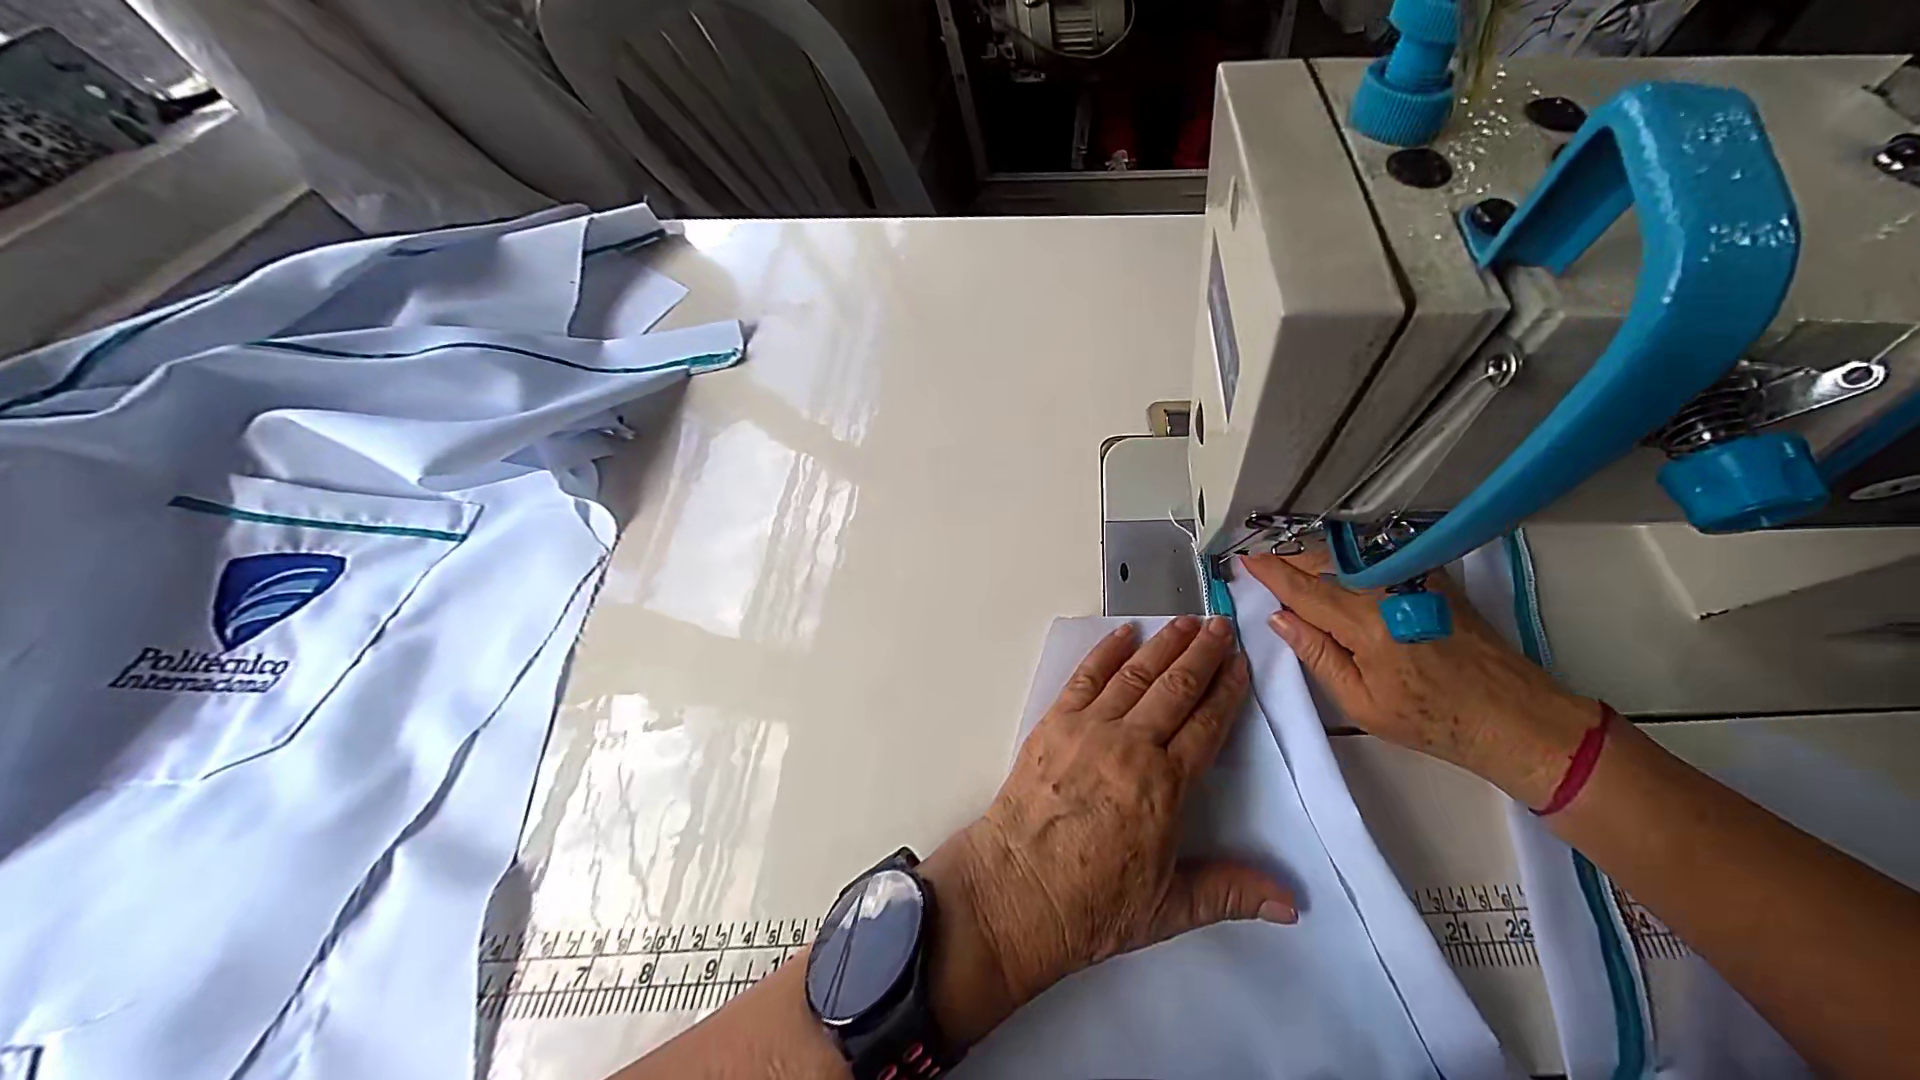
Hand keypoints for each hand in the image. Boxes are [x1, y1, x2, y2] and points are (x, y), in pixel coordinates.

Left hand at [921, 616, 1295, 1045]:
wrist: (1015, 891)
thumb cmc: (1092, 904)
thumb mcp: (1169, 908)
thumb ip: (1230, 891)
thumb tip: (1291, 904)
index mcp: (1164, 785)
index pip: (1207, 725)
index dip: (1227, 691)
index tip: (1241, 665)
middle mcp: (1129, 746)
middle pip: (1175, 689)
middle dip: (1202, 654)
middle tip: (1221, 627)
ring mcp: (1088, 729)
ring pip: (1135, 675)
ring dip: (1162, 645)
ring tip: (1184, 622)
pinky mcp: (1053, 724)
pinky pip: (1084, 678)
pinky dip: (1105, 652)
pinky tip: (1123, 634)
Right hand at [1241, 550, 1601, 808]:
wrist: (1514, 717)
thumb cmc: (1434, 720)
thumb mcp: (1360, 702)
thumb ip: (1316, 654)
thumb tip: (1279, 619)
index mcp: (1365, 624)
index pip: (1301, 588)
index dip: (1269, 573)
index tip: (1245, 561)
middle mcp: (1388, 592)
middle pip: (1322, 562)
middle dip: (1289, 561)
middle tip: (1265, 568)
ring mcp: (1415, 581)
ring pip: (1348, 557)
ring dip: (1316, 559)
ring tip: (1295, 571)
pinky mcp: (1434, 580)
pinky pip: (1377, 560)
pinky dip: (1349, 561)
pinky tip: (1339, 572)